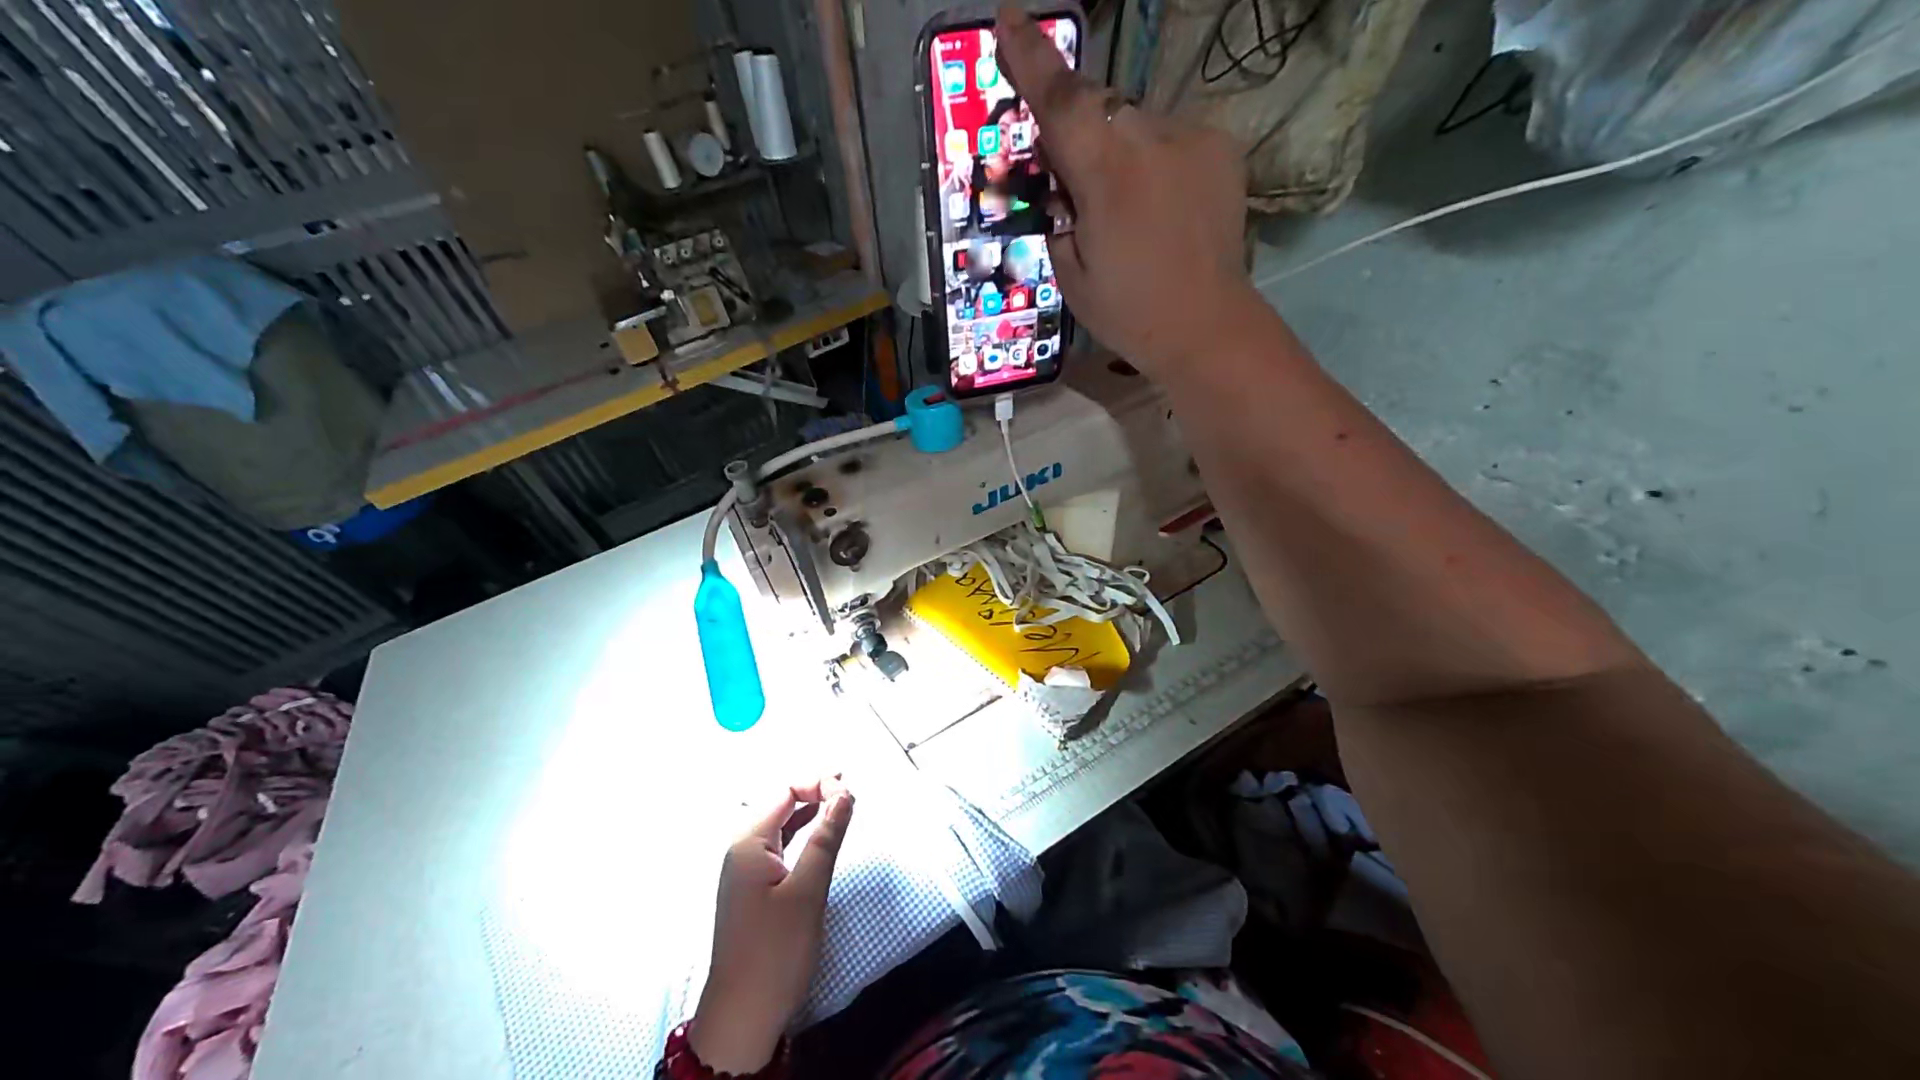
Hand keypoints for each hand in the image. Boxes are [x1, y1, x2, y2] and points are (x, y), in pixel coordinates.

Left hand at [689, 780, 854, 1072]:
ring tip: (842, 799)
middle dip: (814, 790)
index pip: (785, 791)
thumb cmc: (776, 950)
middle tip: (850, 788)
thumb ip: (827, 838)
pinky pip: (779, 845)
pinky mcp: (753, 887)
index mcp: (749, 842)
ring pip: (781, 824)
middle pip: (780, 803)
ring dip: (810, 810)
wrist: (743, 1014)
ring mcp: (745, 869)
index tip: (851, 792)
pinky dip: (802, 833)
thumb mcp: (808, 890)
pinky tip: (820, 831)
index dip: (818, 783)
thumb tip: (845, 793)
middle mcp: (742, 849)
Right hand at [995, 3, 1259, 371]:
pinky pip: (1169, 137)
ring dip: (1119, 149)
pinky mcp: (1220, 148)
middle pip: (1100, 108)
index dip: (1031, 57)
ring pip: (1136, 123)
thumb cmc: (1128, 310)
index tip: (1009, 17)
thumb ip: (1059, 211)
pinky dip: (1153, 159)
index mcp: (1106, 171)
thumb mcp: (1069, 269)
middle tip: (1073, 178)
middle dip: (1079, 130)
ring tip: (1126, 206)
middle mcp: (1151, 137)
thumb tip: (1063, 181)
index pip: (1061, 99)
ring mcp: (1193, 138)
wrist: (1207, 326)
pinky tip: (1158, 203)